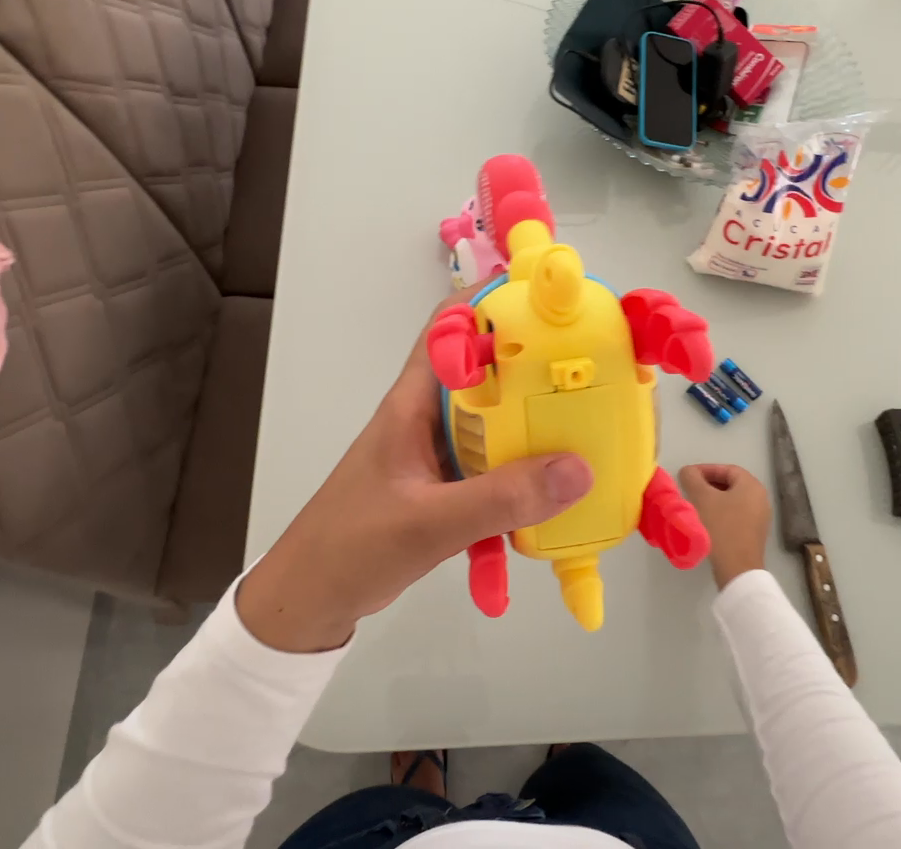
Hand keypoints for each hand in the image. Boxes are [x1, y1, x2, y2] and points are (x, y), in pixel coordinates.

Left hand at [237, 296, 593, 652]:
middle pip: (485, 372)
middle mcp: (426, 417)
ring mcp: (435, 454)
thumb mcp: (428, 523)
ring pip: (493, 421)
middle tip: (591, 368)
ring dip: (533, 423)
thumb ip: (500, 500)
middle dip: (533, 365)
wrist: (310, 599)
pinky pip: (492, 467)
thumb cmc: (351, 547)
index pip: (449, 326)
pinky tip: (552, 497)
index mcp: (412, 403)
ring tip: (589, 424)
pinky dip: (520, 476)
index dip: (494, 300)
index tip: (551, 301)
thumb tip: (577, 469)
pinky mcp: (443, 488)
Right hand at [678, 464, 771, 588]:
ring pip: (732, 500)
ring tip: (695, 504)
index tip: (688, 476)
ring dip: (713, 499)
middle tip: (690, 489)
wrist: (737, 567)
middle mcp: (760, 498)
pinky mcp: (755, 533)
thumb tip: (688, 472)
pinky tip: (706, 520)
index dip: (705, 469)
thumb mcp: (701, 498)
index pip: (727, 469)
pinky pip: (736, 514)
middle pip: (731, 484)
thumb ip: (692, 478)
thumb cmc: (721, 526)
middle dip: (708, 484)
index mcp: (752, 486)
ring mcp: (760, 517)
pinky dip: (720, 512)